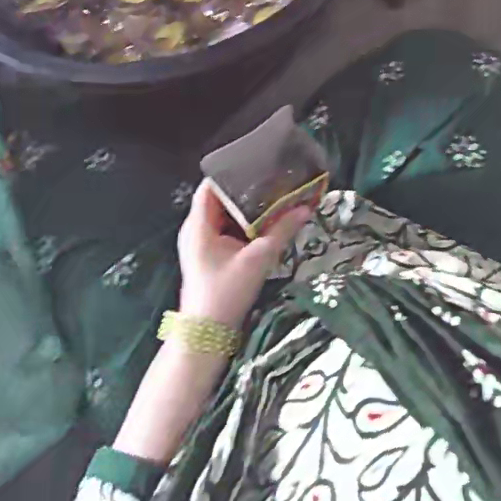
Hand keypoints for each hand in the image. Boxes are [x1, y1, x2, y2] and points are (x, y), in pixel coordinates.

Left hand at [177, 181, 309, 328]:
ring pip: (224, 215)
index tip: (258, 166)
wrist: (207, 334)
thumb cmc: (226, 292)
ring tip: (273, 198)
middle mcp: (195, 228)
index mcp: (198, 224)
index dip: (232, 173)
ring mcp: (200, 242)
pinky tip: (264, 224)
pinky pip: (225, 230)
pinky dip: (243, 225)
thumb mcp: (258, 259)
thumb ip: (282, 231)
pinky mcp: (208, 255)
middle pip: (219, 198)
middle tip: (273, 182)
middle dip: (245, 191)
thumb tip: (306, 208)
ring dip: (246, 209)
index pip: (211, 185)